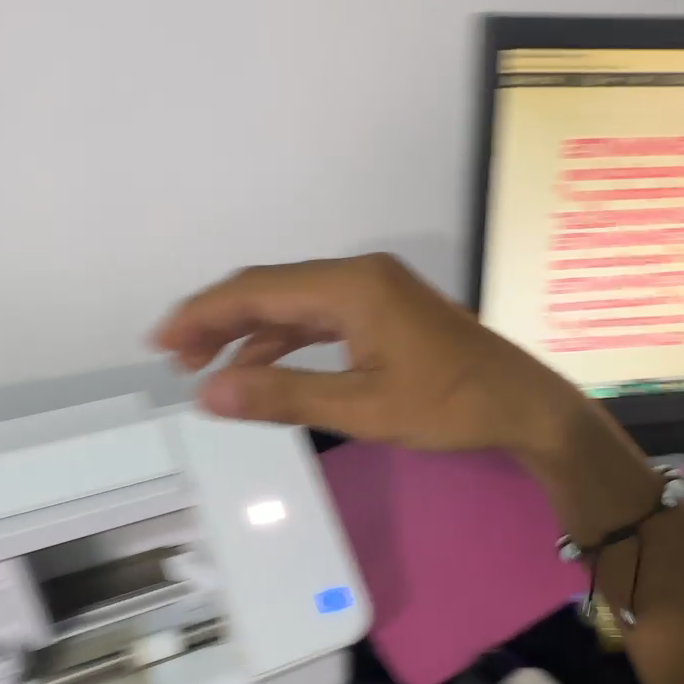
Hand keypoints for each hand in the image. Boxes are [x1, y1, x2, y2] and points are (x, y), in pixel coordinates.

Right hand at [150, 253, 587, 461]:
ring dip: (253, 335)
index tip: (160, 342)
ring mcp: (377, 291)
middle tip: (177, 359)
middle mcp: (360, 276)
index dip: (202, 314)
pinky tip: (266, 368)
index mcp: (351, 286)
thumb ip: (283, 397)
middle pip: (272, 290)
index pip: (257, 290)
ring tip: (210, 370)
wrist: (523, 405)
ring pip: (296, 305)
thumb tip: (207, 395)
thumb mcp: (362, 407)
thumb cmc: (450, 406)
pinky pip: (323, 319)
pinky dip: (289, 342)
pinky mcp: (388, 311)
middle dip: (220, 323)